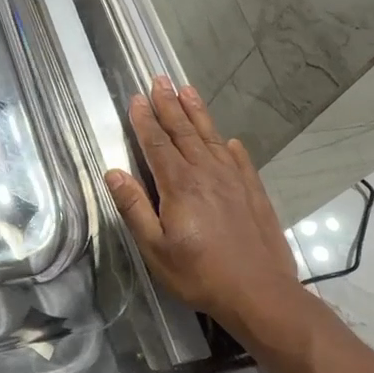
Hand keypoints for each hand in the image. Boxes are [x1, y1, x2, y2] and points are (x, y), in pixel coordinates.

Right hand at [104, 76, 302, 336]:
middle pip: (184, 132)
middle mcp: (206, 173)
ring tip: (188, 91)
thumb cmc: (198, 273)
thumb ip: (134, 207)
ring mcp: (234, 181)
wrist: (259, 292)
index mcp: (179, 185)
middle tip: (159, 80)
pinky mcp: (253, 193)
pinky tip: (229, 140)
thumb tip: (114, 173)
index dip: (144, 120)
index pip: (156, 144)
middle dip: (169, 105)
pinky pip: (240, 161)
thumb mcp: (154, 247)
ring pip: (211, 139)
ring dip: (197, 114)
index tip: (135, 98)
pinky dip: (231, 147)